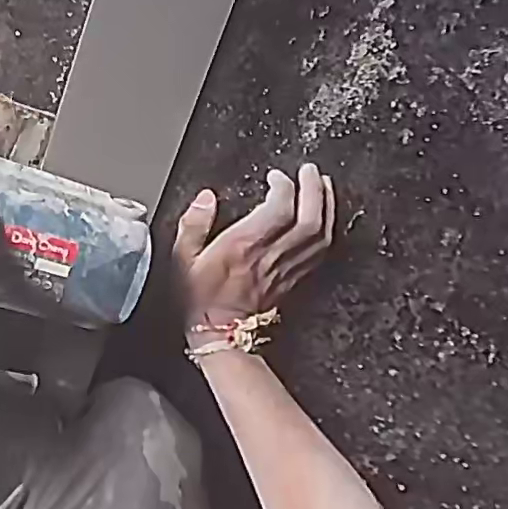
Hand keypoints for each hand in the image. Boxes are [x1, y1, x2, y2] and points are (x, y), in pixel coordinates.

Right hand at [171, 163, 336, 347]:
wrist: (219, 337)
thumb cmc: (198, 300)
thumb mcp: (181, 260)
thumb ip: (192, 225)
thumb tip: (205, 199)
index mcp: (242, 247)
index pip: (278, 209)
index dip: (283, 186)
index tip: (275, 176)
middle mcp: (269, 256)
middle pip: (308, 218)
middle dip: (314, 189)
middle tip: (310, 171)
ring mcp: (285, 269)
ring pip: (320, 234)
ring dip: (326, 206)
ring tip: (323, 186)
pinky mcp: (293, 279)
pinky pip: (319, 251)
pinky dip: (326, 229)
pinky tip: (323, 218)